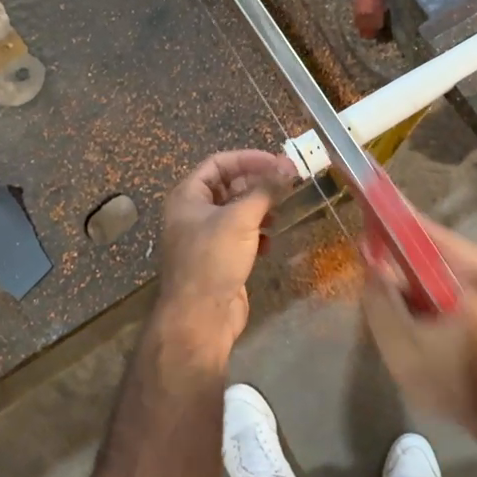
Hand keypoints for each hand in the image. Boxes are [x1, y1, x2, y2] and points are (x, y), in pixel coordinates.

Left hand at [156, 149, 297, 356]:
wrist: (199, 317)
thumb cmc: (213, 259)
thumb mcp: (240, 219)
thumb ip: (265, 190)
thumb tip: (288, 166)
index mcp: (188, 197)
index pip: (218, 163)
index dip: (248, 159)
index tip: (277, 162)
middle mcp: (193, 213)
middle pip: (228, 187)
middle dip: (257, 184)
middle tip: (288, 184)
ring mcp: (205, 238)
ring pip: (237, 212)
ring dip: (260, 209)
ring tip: (280, 212)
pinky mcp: (219, 260)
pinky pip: (240, 236)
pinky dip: (256, 234)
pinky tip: (269, 242)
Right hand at [360, 219, 476, 428]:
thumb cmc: (453, 380)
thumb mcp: (403, 347)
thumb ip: (380, 302)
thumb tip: (370, 264)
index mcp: (470, 270)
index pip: (422, 229)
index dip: (390, 224)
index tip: (366, 221)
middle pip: (431, 244)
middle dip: (401, 254)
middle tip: (375, 269)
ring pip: (441, 261)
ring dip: (416, 272)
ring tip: (393, 293)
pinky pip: (454, 275)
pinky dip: (433, 284)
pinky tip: (418, 309)